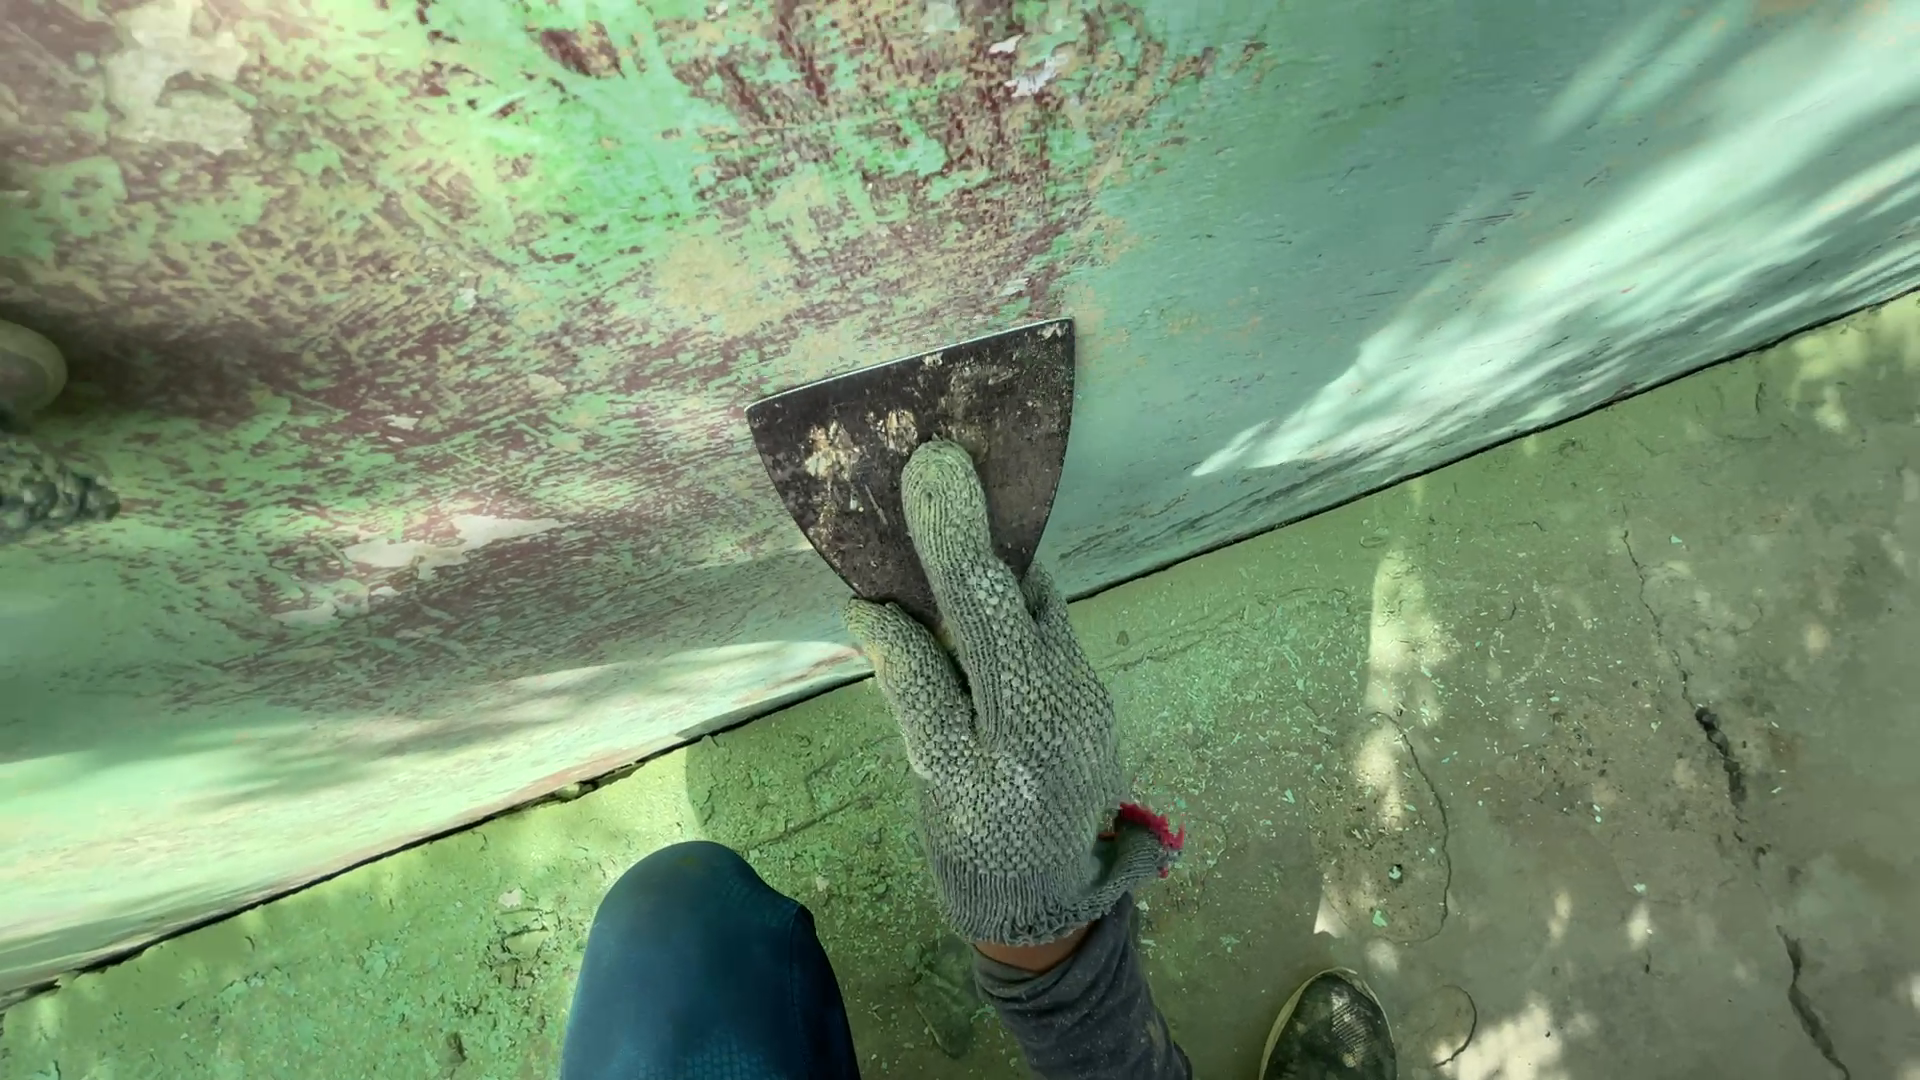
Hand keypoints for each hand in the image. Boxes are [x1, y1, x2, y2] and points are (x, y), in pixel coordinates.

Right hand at [845, 440, 1181, 945]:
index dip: (925, 579)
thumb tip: (873, 615)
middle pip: (1007, 608)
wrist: (1055, 903)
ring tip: (962, 508)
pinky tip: (992, 572)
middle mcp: (1055, 718)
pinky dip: (1015, 592)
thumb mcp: (933, 785)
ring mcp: (1086, 703)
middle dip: (968, 537)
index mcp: (999, 755)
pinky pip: (1049, 626)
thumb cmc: (977, 854)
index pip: (953, 648)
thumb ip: (912, 694)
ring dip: (997, 556)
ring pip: (1036, 609)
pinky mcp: (1096, 695)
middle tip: (941, 468)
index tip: (906, 514)